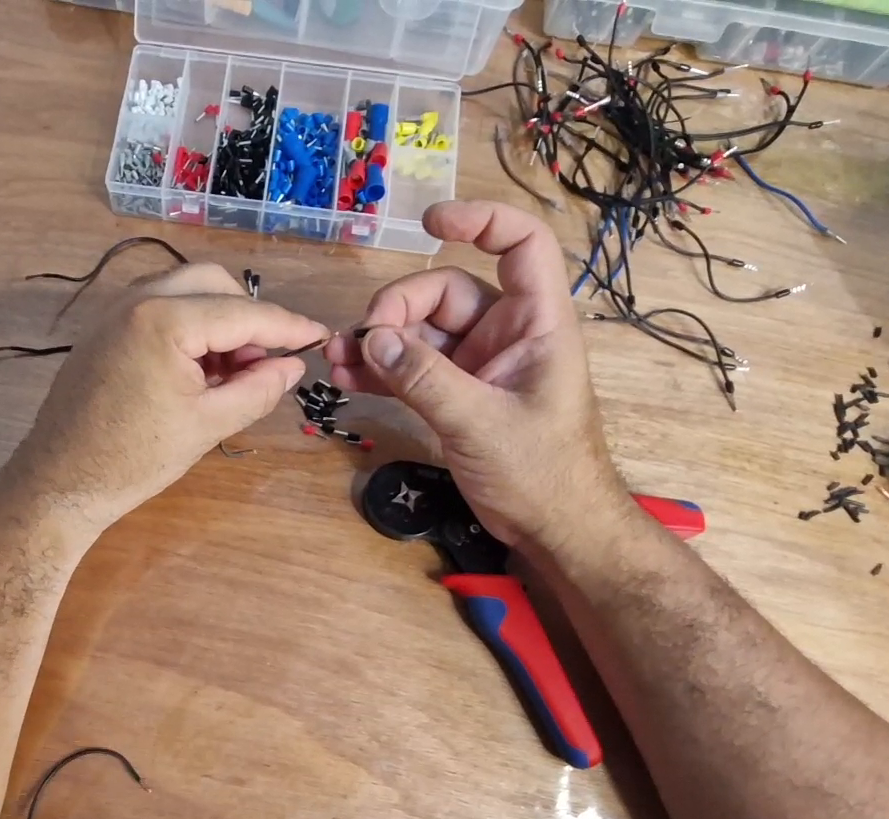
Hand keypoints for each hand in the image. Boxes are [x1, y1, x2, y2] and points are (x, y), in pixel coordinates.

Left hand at [11, 263, 329, 528]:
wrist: (61, 481)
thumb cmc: (135, 459)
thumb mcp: (208, 426)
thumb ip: (257, 388)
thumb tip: (292, 365)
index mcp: (164, 320)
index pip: (242, 312)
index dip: (286, 325)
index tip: (319, 335)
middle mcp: (137, 299)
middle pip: (213, 284)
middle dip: (247, 316)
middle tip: (262, 363)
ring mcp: (115, 310)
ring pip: (185, 291)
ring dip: (217, 320)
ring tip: (229, 374)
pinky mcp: (104, 328)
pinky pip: (159, 308)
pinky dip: (188, 327)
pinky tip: (195, 371)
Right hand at [323, 200, 634, 552]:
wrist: (552, 527)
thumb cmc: (541, 472)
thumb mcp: (481, 422)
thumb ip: (426, 380)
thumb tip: (373, 340)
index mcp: (536, 322)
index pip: (520, 245)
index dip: (482, 220)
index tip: (429, 222)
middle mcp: (505, 333)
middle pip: (445, 293)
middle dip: (399, 310)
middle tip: (362, 342)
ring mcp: (477, 364)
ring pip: (420, 333)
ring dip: (378, 343)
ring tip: (337, 360)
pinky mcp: (455, 394)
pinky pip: (412, 370)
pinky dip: (382, 372)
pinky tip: (348, 380)